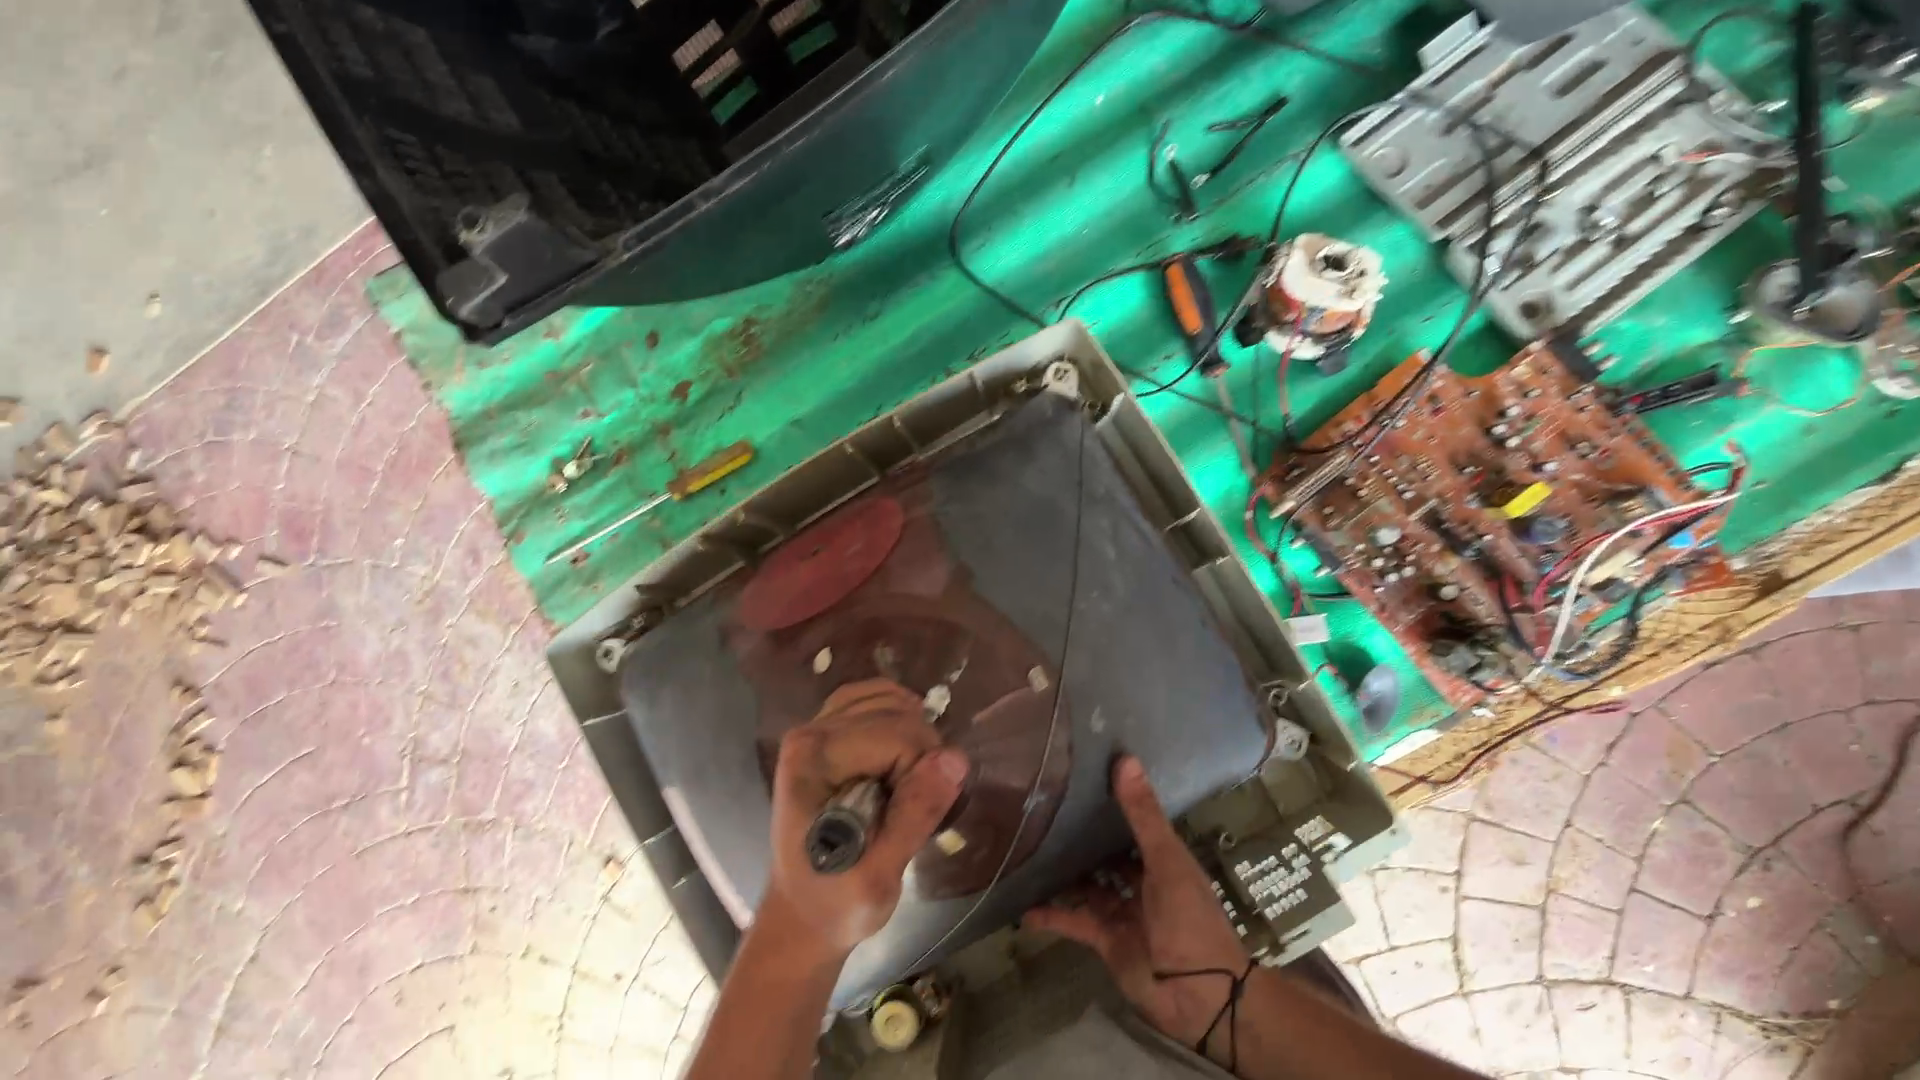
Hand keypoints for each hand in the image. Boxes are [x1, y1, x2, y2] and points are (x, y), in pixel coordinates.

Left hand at [765, 680, 969, 958]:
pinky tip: (903, 753)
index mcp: (814, 759)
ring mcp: (814, 727)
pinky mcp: (825, 732)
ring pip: (891, 699)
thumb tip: (954, 759)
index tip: (908, 819)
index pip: (899, 734)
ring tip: (906, 783)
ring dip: (913, 736)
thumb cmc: (837, 903)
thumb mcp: (879, 878)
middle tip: (910, 806)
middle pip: (897, 713)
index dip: (920, 773)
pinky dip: (899, 718)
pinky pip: (874, 699)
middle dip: (921, 755)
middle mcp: (810, 731)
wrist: (801, 915)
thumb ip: (914, 815)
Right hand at [1024, 756, 1251, 1060]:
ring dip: (1064, 874)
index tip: (1081, 779)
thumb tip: (1124, 759)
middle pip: (1108, 856)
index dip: (1113, 804)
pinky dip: (1051, 916)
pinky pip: (1074, 922)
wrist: (1200, 995)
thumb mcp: (1167, 861)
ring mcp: (1123, 913)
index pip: (1135, 825)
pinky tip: (1024, 907)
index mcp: (1164, 860)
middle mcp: (1143, 883)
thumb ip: (1143, 815)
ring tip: (1028, 850)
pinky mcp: (1106, 941)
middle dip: (1083, 838)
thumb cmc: (1191, 919)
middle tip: (1044, 810)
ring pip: (1088, 886)